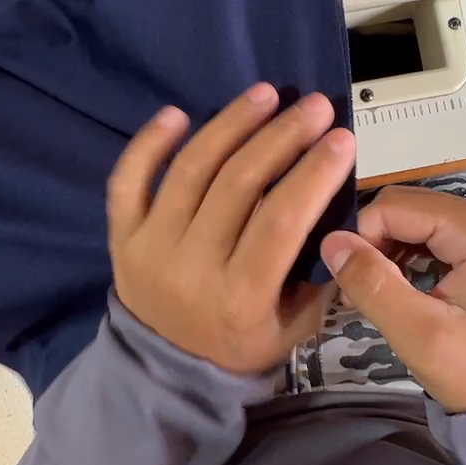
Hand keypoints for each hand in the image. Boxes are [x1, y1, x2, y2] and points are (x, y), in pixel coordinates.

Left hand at [107, 83, 354, 372]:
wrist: (166, 370)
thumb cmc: (241, 344)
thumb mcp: (294, 329)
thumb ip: (322, 279)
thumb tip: (344, 215)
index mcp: (240, 296)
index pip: (281, 220)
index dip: (314, 173)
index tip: (342, 138)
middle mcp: (191, 267)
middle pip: (239, 184)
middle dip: (284, 136)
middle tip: (315, 106)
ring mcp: (150, 248)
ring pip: (191, 170)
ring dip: (231, 123)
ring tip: (265, 94)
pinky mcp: (121, 237)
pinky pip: (127, 181)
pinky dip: (148, 143)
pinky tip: (179, 113)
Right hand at [319, 186, 465, 411]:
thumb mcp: (420, 335)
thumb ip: (374, 286)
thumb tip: (331, 241)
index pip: (396, 207)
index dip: (361, 238)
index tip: (349, 285)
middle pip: (403, 206)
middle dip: (371, 243)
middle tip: (357, 291)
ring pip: (409, 217)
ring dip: (382, 250)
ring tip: (371, 293)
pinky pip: (423, 232)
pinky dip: (399, 254)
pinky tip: (392, 287)